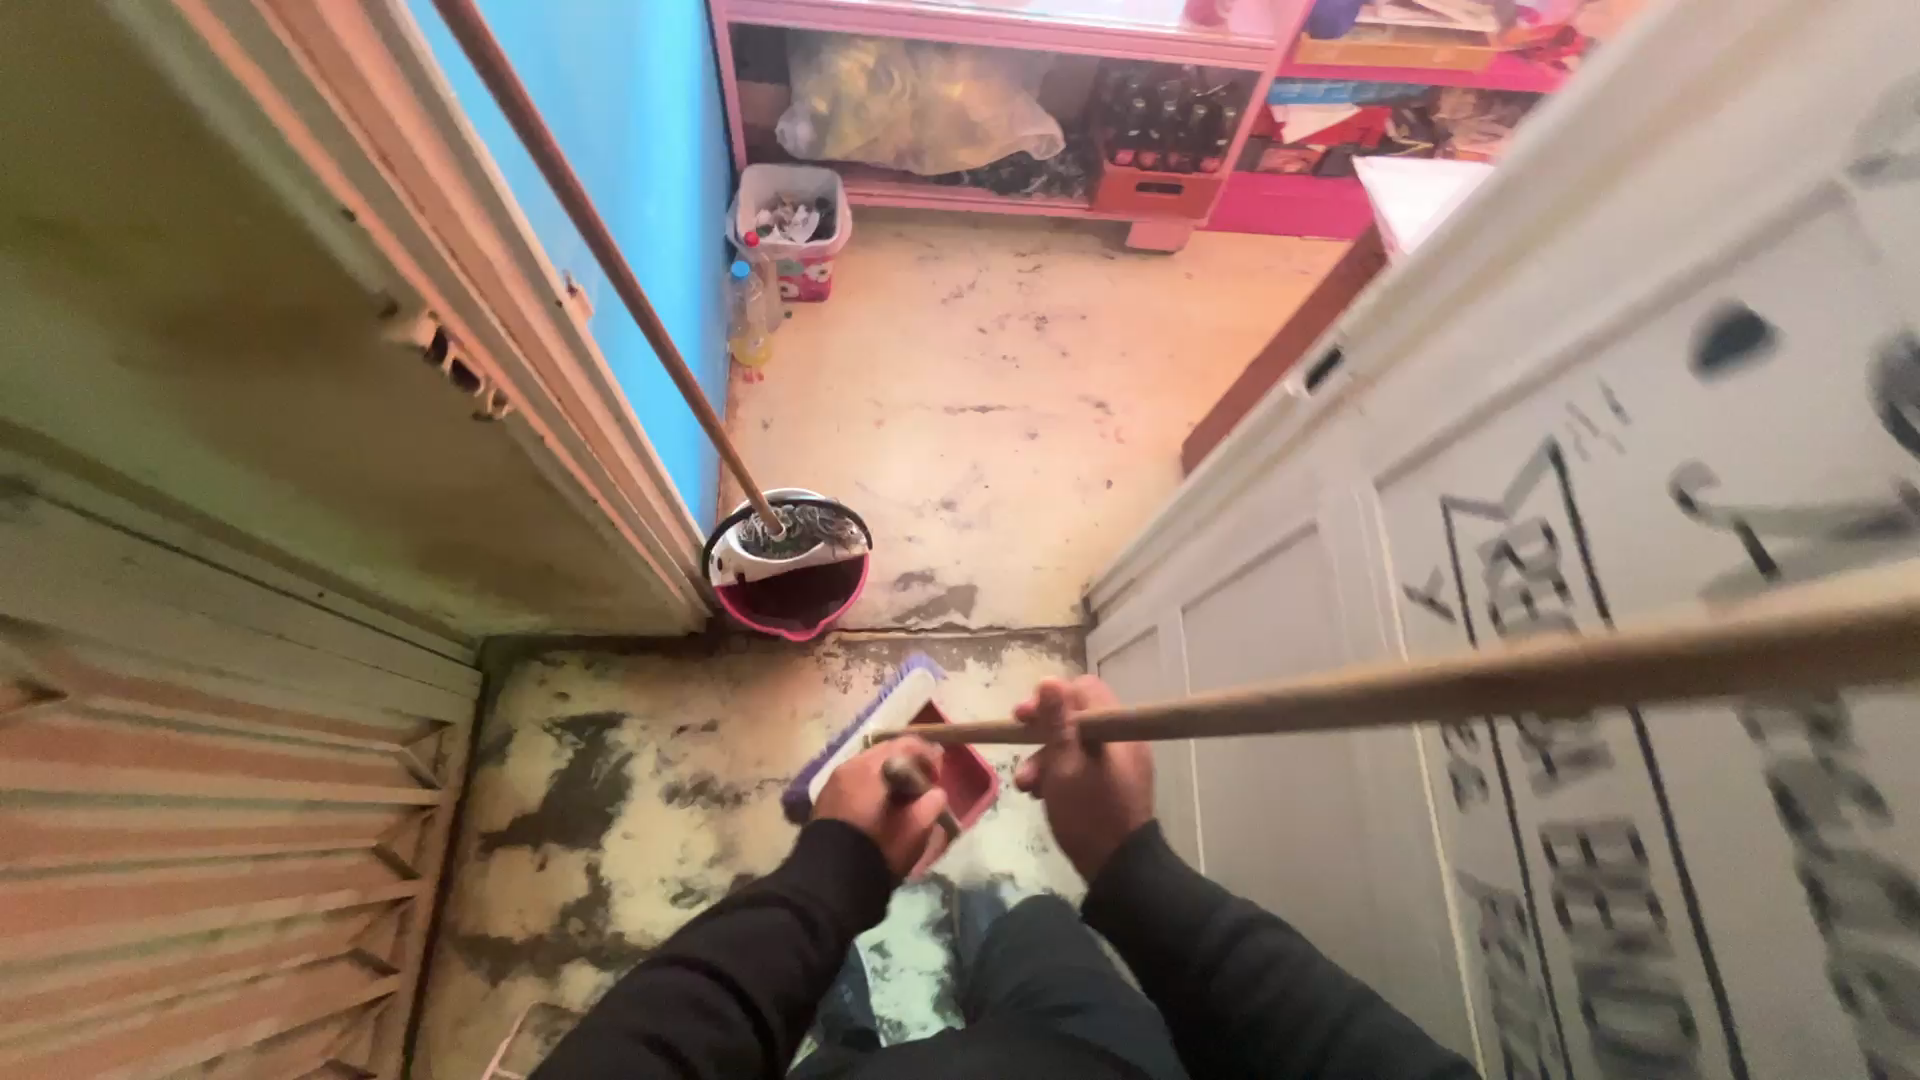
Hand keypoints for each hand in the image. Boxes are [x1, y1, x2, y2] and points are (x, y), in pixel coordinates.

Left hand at [813, 736, 951, 878]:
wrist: (828, 882)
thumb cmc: (877, 850)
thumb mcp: (914, 831)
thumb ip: (931, 804)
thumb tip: (935, 793)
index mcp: (872, 767)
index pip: (907, 745)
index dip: (928, 756)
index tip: (938, 776)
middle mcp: (850, 765)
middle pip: (885, 751)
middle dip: (907, 763)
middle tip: (923, 784)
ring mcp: (834, 780)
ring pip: (868, 765)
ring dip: (888, 774)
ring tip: (901, 797)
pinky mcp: (826, 797)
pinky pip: (855, 780)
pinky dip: (871, 785)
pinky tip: (880, 806)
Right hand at [1013, 676, 1153, 881]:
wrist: (1120, 871)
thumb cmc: (1089, 815)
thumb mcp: (1064, 766)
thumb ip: (1056, 721)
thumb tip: (1049, 679)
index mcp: (1117, 729)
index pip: (1083, 689)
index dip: (1050, 697)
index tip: (1024, 717)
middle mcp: (1123, 738)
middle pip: (1076, 715)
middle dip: (1042, 733)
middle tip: (1019, 743)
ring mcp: (1120, 761)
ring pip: (1075, 742)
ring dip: (1045, 758)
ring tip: (1026, 785)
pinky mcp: (1114, 782)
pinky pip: (1082, 763)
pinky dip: (1059, 772)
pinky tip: (1041, 794)